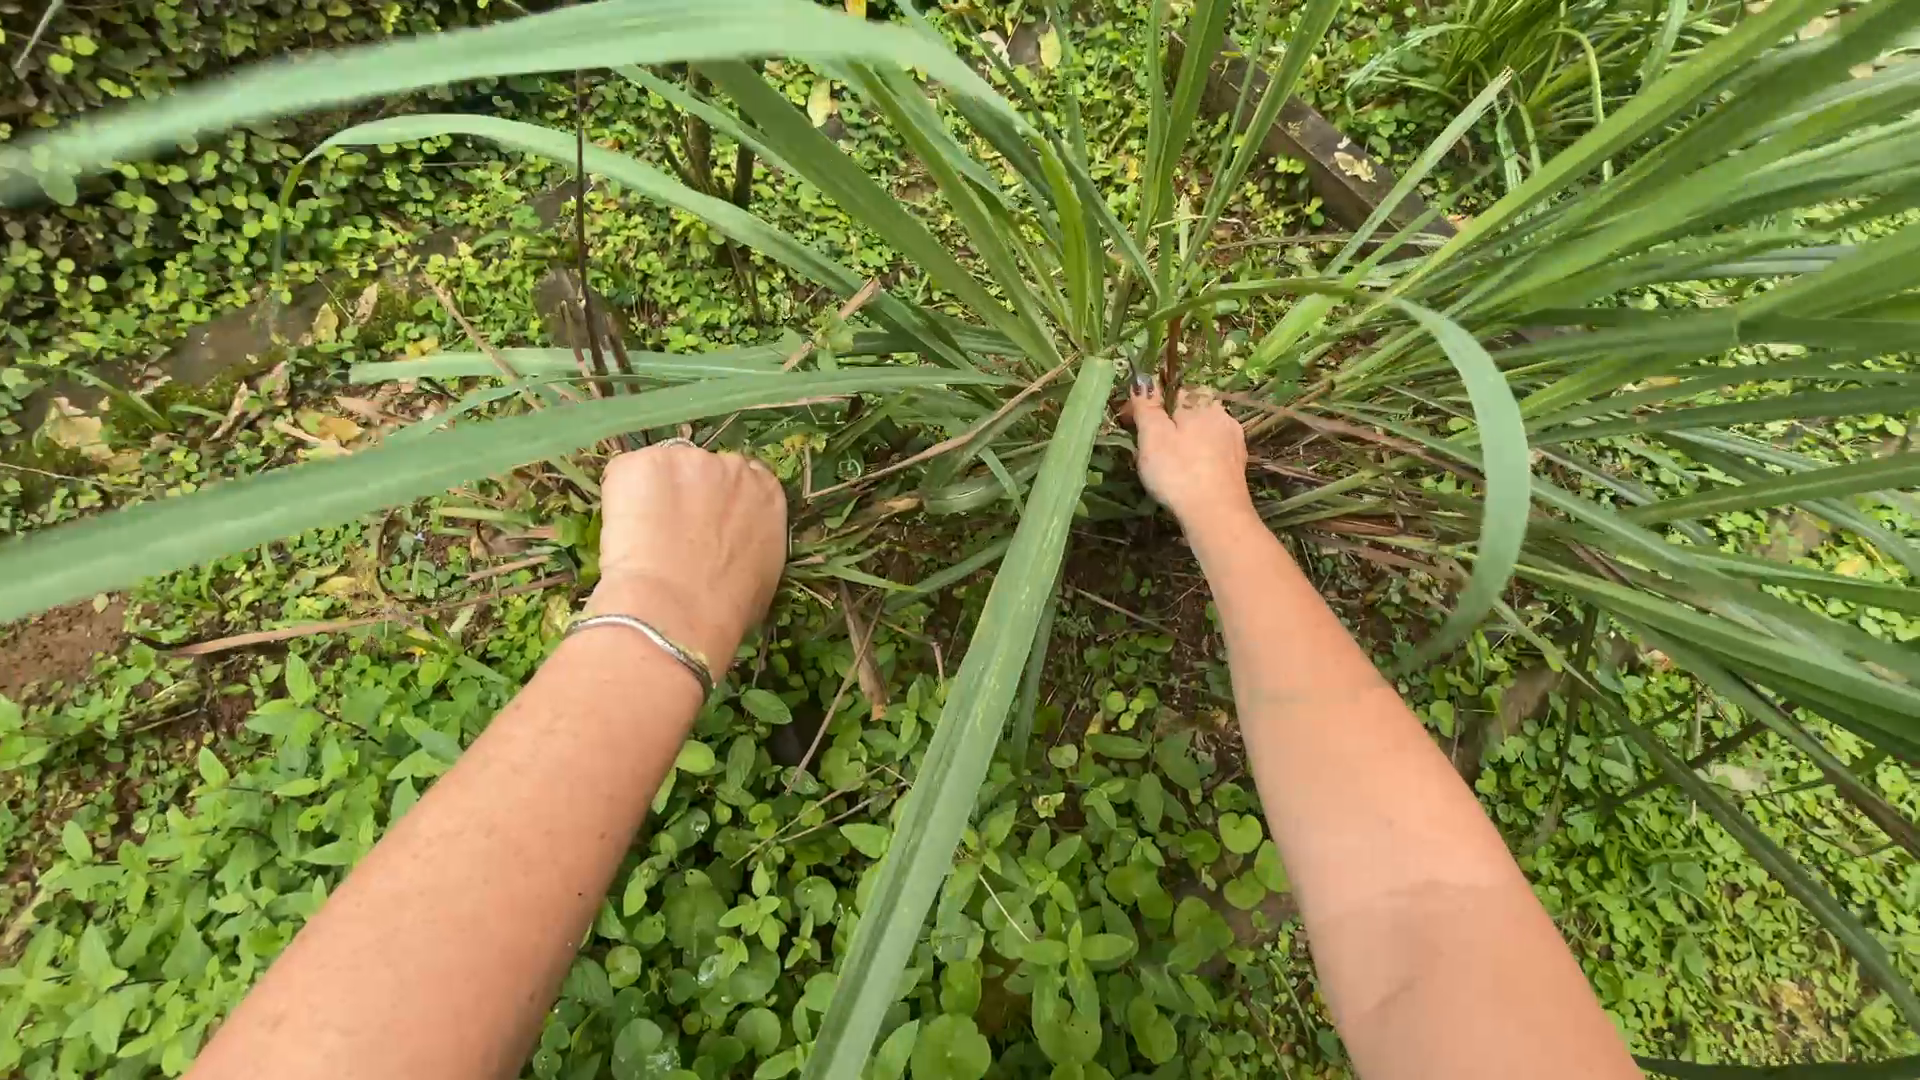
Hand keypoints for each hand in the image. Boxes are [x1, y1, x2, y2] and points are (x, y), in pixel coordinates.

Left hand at [588, 441, 787, 671]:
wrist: (677, 611)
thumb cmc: (728, 608)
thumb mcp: (765, 574)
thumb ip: (755, 542)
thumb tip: (735, 544)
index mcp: (767, 492)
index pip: (744, 480)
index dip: (719, 500)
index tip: (704, 522)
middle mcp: (733, 467)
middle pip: (704, 469)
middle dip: (688, 492)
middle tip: (671, 532)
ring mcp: (686, 460)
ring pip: (663, 472)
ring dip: (654, 496)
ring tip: (644, 539)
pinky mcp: (642, 463)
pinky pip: (626, 477)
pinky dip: (620, 500)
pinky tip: (624, 535)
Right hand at [1127, 380, 1253, 532]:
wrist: (1216, 514)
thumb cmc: (1178, 472)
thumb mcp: (1152, 436)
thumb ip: (1147, 406)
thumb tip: (1142, 380)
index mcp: (1200, 403)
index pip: (1171, 391)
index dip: (1148, 404)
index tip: (1129, 423)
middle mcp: (1221, 414)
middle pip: (1188, 410)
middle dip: (1167, 421)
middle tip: (1145, 445)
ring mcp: (1233, 439)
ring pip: (1201, 430)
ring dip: (1183, 439)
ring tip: (1165, 462)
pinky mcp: (1238, 462)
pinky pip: (1211, 449)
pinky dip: (1197, 455)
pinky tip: (1187, 472)